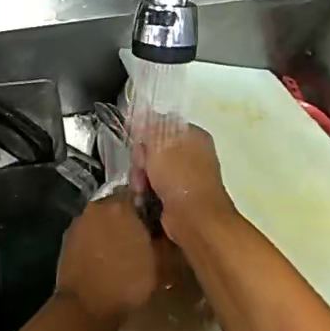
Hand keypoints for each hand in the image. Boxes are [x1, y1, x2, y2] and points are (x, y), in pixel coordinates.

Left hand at [54, 192, 154, 328]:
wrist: (85, 308)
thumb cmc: (127, 283)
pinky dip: (95, 240)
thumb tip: (164, 228)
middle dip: (127, 217)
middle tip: (138, 237)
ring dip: (110, 228)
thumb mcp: (159, 264)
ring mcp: (79, 221)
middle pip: (117, 204)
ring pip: (101, 218)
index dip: (146, 207)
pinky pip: (88, 232)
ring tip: (119, 249)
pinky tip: (102, 257)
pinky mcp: (67, 237)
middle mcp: (98, 206)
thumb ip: (162, 238)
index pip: (138, 192)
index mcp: (122, 206)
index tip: (152, 222)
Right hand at [141, 125, 238, 245]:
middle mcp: (192, 153)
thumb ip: (149, 126)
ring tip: (140, 188)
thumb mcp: (160, 144)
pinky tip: (142, 198)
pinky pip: (156, 185)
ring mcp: (186, 175)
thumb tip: (140, 112)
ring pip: (153, 168)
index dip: (145, 132)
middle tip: (141, 168)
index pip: (163, 124)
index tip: (134, 141)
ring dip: (141, 177)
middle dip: (142, 159)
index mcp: (193, 135)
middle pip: (155, 147)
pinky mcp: (179, 195)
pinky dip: (147, 191)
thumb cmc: (179, 176)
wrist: (195, 218)